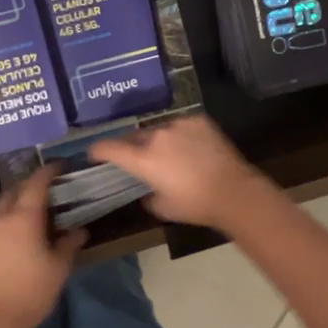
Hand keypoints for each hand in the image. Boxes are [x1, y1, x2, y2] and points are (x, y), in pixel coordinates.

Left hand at [0, 167, 85, 327]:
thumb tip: (79, 230)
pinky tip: (14, 239)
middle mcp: (0, 220)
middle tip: (45, 192)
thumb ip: (69, 244)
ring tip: (30, 216)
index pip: (36, 185)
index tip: (59, 167)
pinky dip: (4, 225)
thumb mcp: (58, 269)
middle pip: (13, 192)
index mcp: (24, 219)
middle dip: (28, 187)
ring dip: (14, 207)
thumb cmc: (31, 292)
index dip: (48, 172)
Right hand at [90, 115, 275, 229]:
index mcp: (143, 159)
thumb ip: (146, 196)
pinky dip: (179, 135)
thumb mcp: (162, 208)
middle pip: (133, 137)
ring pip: (158, 129)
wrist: (234, 191)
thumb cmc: (195, 205)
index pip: (108, 148)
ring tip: (167, 153)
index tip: (94, 154)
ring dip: (156, 140)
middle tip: (135, 158)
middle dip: (130, 147)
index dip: (97, 150)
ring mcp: (178, 125)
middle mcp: (156, 136)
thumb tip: (145, 190)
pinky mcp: (198, 120)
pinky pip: (180, 125)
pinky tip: (189, 147)